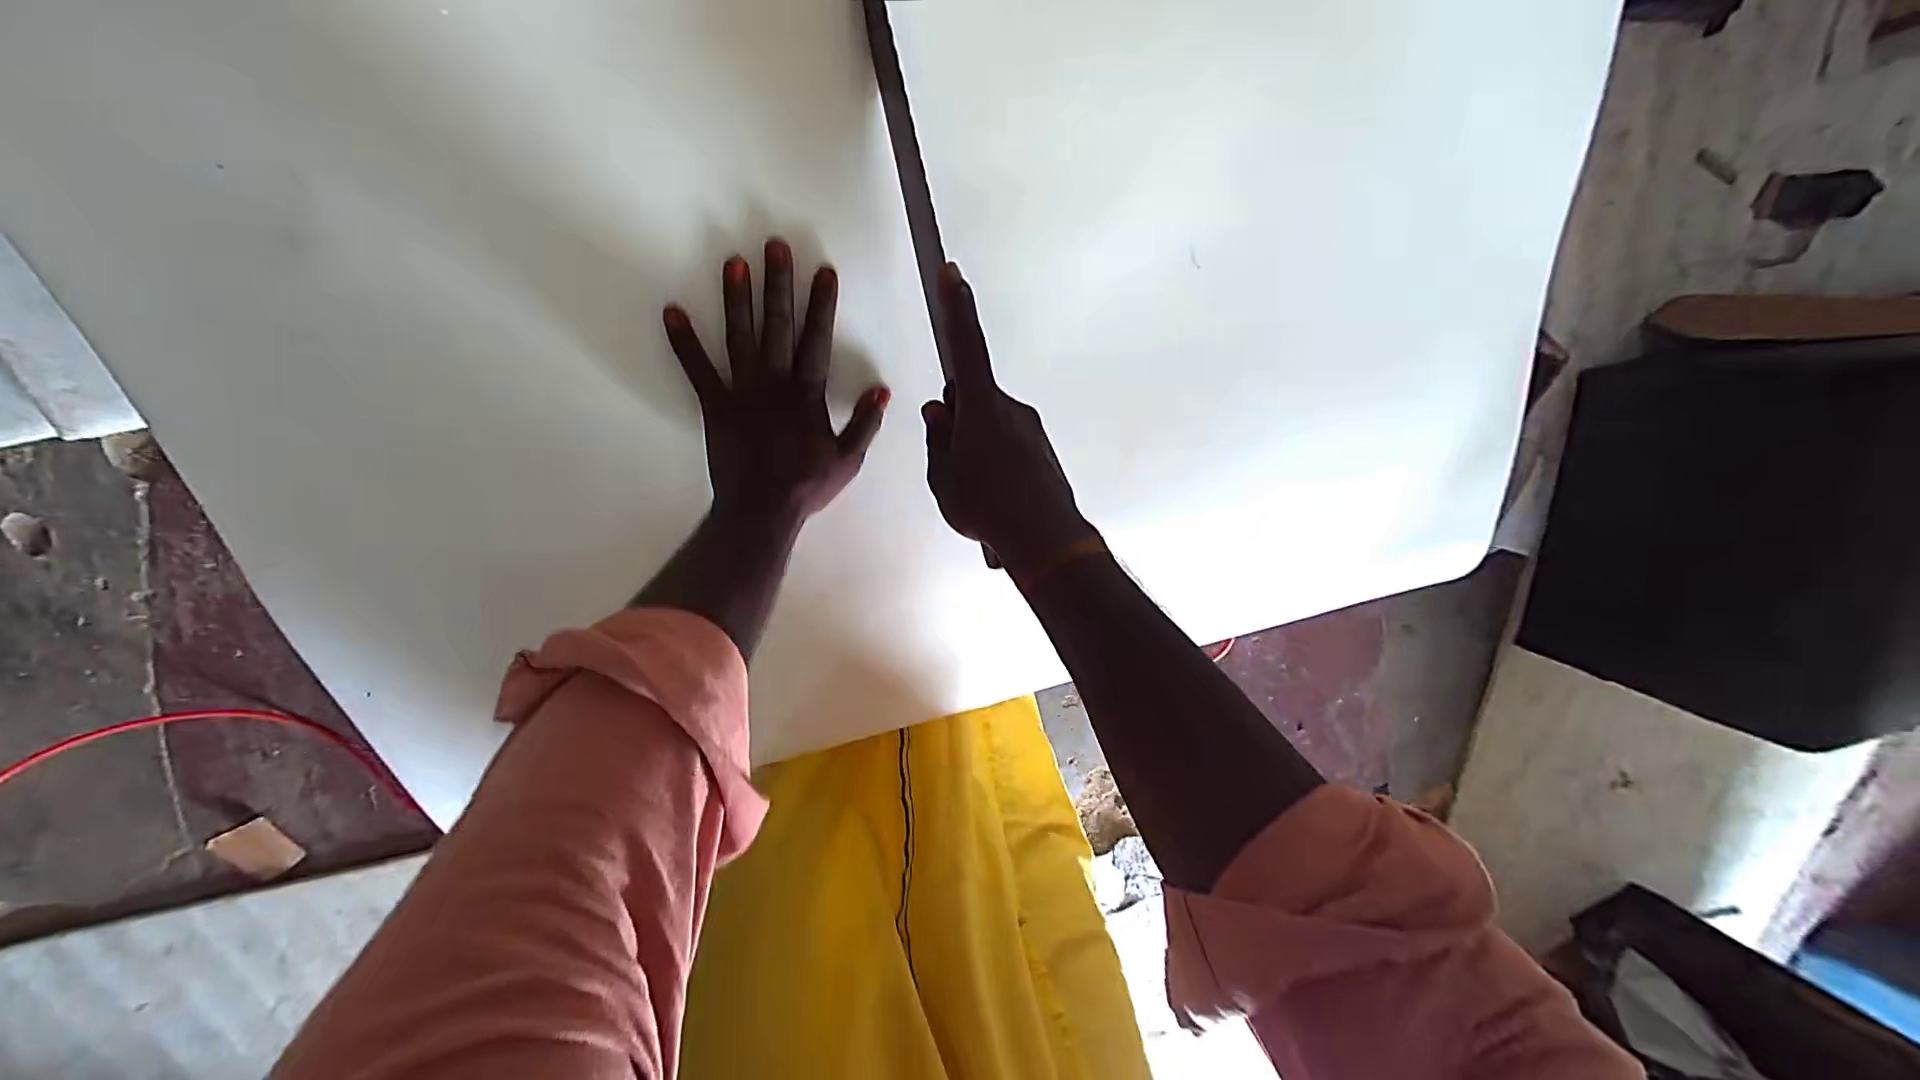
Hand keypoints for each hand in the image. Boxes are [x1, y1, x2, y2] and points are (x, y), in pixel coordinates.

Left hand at [663, 239, 888, 524]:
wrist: (761, 511)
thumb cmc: (806, 486)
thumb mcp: (848, 458)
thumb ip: (865, 423)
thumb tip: (882, 391)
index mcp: (807, 396)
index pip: (817, 341)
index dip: (821, 305)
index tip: (823, 272)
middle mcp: (774, 384)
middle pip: (777, 327)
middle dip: (778, 284)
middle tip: (775, 246)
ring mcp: (742, 393)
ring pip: (739, 338)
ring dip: (736, 299)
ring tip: (734, 263)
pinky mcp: (715, 407)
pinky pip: (698, 371)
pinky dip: (683, 343)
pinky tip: (672, 312)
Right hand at [922, 263, 1094, 573]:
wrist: (1046, 539)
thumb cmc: (991, 511)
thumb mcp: (944, 480)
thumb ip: (938, 442)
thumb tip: (938, 414)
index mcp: (980, 411)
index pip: (965, 348)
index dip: (957, 309)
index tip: (951, 274)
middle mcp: (1009, 410)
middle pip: (972, 396)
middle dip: (955, 417)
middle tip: (949, 456)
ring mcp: (1029, 428)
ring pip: (989, 421)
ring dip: (975, 443)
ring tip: (974, 487)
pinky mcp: (1040, 446)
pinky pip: (1008, 440)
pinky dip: (994, 457)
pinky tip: (993, 490)